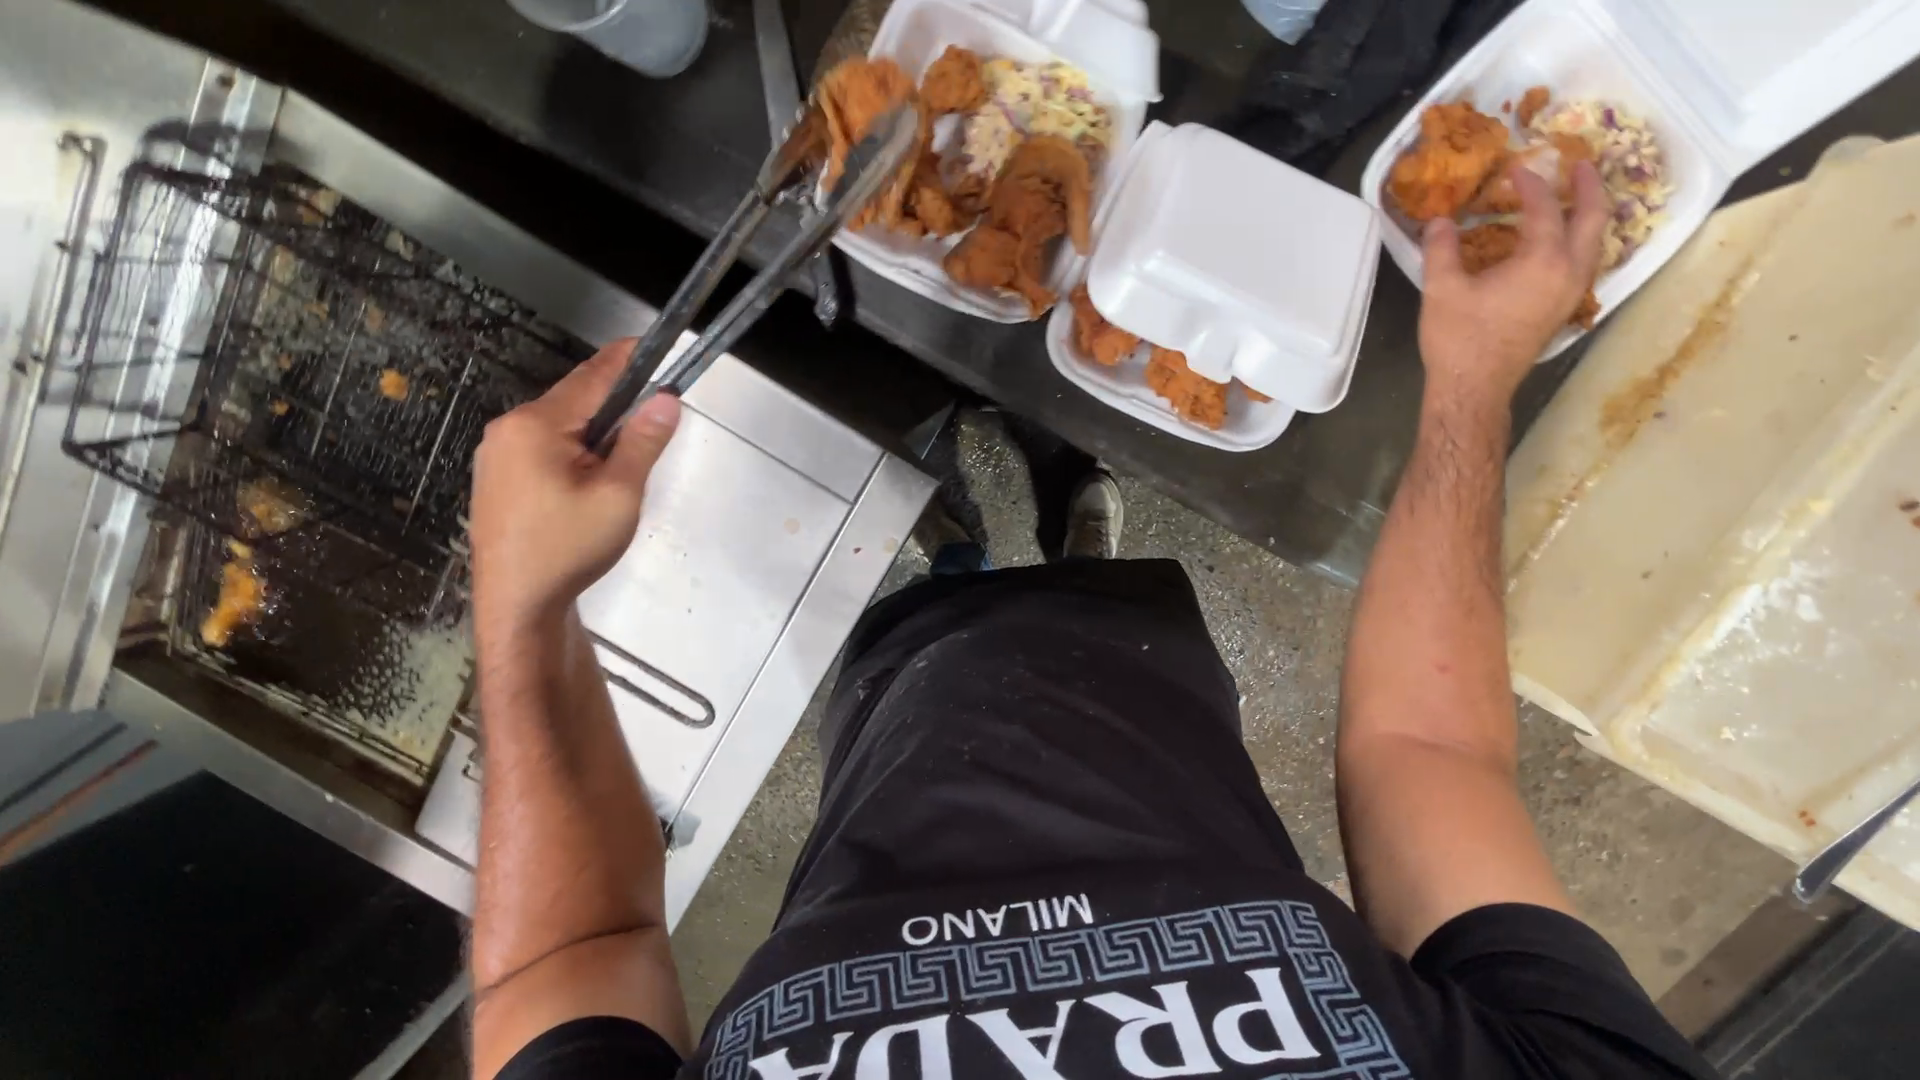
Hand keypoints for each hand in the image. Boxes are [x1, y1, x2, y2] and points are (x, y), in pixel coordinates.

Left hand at [471, 340, 681, 633]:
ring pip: (560, 428)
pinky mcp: (497, 479)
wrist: (518, 605)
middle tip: (652, 427)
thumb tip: (667, 399)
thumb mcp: (619, 495)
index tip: (652, 346)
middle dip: (615, 408)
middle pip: (575, 402)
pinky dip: (574, 454)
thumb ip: (643, 442)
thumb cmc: (569, 549)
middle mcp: (508, 430)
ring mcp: (496, 455)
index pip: (592, 378)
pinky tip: (590, 484)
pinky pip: (543, 449)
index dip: (627, 360)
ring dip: (595, 436)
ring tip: (622, 470)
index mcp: (535, 426)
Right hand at [1417, 160, 1607, 407]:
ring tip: (1577, 199)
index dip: (1531, 186)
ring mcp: (1571, 293)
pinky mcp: (1563, 309)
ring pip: (1595, 242)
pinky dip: (1580, 241)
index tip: (1517, 169)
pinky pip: (1584, 263)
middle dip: (1588, 188)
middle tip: (1578, 166)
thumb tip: (1438, 221)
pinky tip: (1563, 243)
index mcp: (1542, 261)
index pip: (1545, 210)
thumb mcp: (1441, 290)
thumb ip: (1441, 250)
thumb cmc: (1459, 338)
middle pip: (1593, 219)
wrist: (1474, 386)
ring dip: (1590, 215)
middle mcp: (1568, 272)